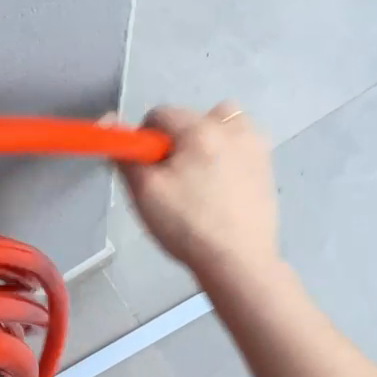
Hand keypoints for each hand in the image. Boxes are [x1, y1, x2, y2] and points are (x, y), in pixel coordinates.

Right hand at [119, 101, 279, 275]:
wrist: (238, 262)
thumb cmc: (186, 226)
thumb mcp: (144, 191)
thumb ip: (126, 152)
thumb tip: (107, 120)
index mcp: (200, 129)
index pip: (160, 115)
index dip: (147, 141)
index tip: (149, 169)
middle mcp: (234, 127)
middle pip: (194, 118)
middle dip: (180, 140)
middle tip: (176, 178)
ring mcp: (257, 146)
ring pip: (223, 126)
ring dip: (208, 142)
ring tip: (201, 179)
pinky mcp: (268, 166)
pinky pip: (241, 146)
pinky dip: (228, 157)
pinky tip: (222, 190)